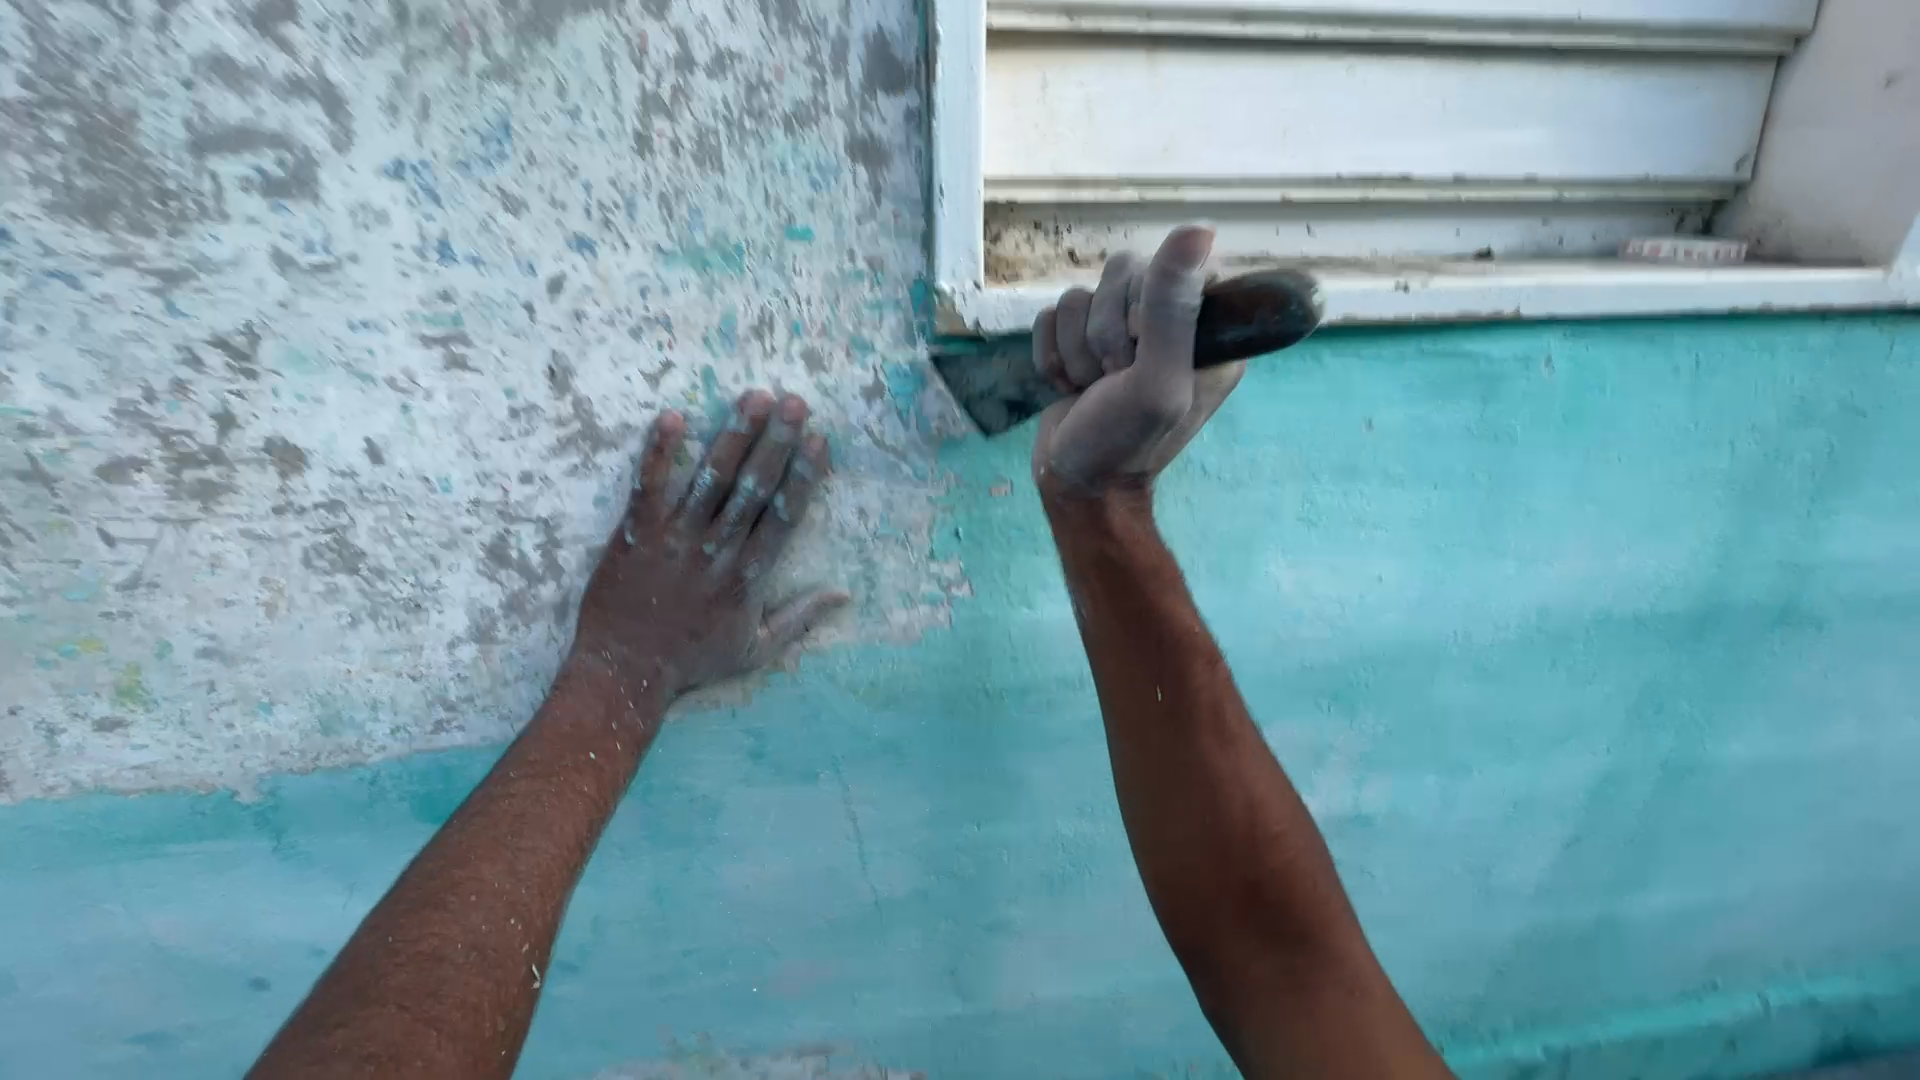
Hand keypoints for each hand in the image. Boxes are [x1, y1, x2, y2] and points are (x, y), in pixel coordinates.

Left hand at [572, 390, 846, 700]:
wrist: (624, 674)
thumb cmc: (693, 662)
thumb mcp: (757, 650)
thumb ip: (801, 618)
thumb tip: (844, 595)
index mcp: (749, 577)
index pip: (784, 516)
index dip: (804, 475)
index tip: (820, 440)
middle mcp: (717, 550)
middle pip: (754, 487)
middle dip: (778, 441)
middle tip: (796, 402)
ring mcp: (675, 538)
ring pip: (711, 479)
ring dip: (734, 435)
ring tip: (755, 397)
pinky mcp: (636, 533)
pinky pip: (648, 487)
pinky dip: (659, 453)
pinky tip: (671, 417)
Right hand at [1030, 225, 1242, 499]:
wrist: (1075, 484)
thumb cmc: (1124, 443)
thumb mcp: (1157, 382)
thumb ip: (1173, 310)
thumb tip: (1197, 228)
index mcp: (1207, 331)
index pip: (1174, 266)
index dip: (1144, 304)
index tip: (1142, 350)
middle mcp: (1167, 325)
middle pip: (1120, 273)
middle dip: (1103, 334)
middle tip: (1113, 378)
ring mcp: (1120, 333)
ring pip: (1079, 296)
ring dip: (1075, 350)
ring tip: (1091, 388)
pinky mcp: (1079, 342)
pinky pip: (1051, 315)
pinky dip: (1051, 355)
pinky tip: (1069, 386)